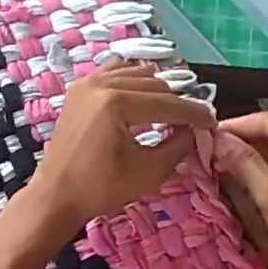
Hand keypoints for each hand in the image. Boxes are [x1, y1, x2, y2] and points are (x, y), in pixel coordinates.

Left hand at [24, 62, 215, 230]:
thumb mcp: (147, 172)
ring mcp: (87, 83)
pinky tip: (141, 99)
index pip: (168, 104)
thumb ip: (177, 146)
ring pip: (137, 74)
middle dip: (177, 104)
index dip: (195, 114)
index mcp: (117, 103)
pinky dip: (132, 81)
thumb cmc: (100, 189)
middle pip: (156, 85)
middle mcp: (101, 84)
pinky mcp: (79, 89)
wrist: (55, 196)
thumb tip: (196, 131)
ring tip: (169, 114)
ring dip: (157, 92)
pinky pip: (114, 72)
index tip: (212, 123)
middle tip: (191, 125)